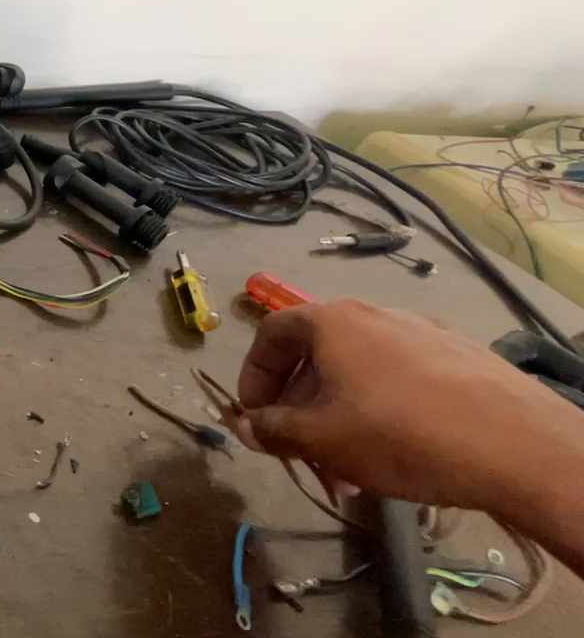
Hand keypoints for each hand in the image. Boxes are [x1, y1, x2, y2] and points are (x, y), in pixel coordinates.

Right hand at [237, 298, 583, 517]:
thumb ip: (270, 429)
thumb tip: (245, 427)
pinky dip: (391, 409)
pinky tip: (405, 450)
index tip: (255, 414)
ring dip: (345, 414)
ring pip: (364, 373)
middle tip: (304, 449)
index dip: (253, 376)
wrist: (534, 457)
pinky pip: (410, 380)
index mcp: (331, 320)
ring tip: (354, 463)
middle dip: (303, 407)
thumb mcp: (319, 438)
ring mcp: (431, 335)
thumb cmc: (402, 434)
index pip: (269, 336)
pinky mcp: (474, 362)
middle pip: (319, 357)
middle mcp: (376, 315)